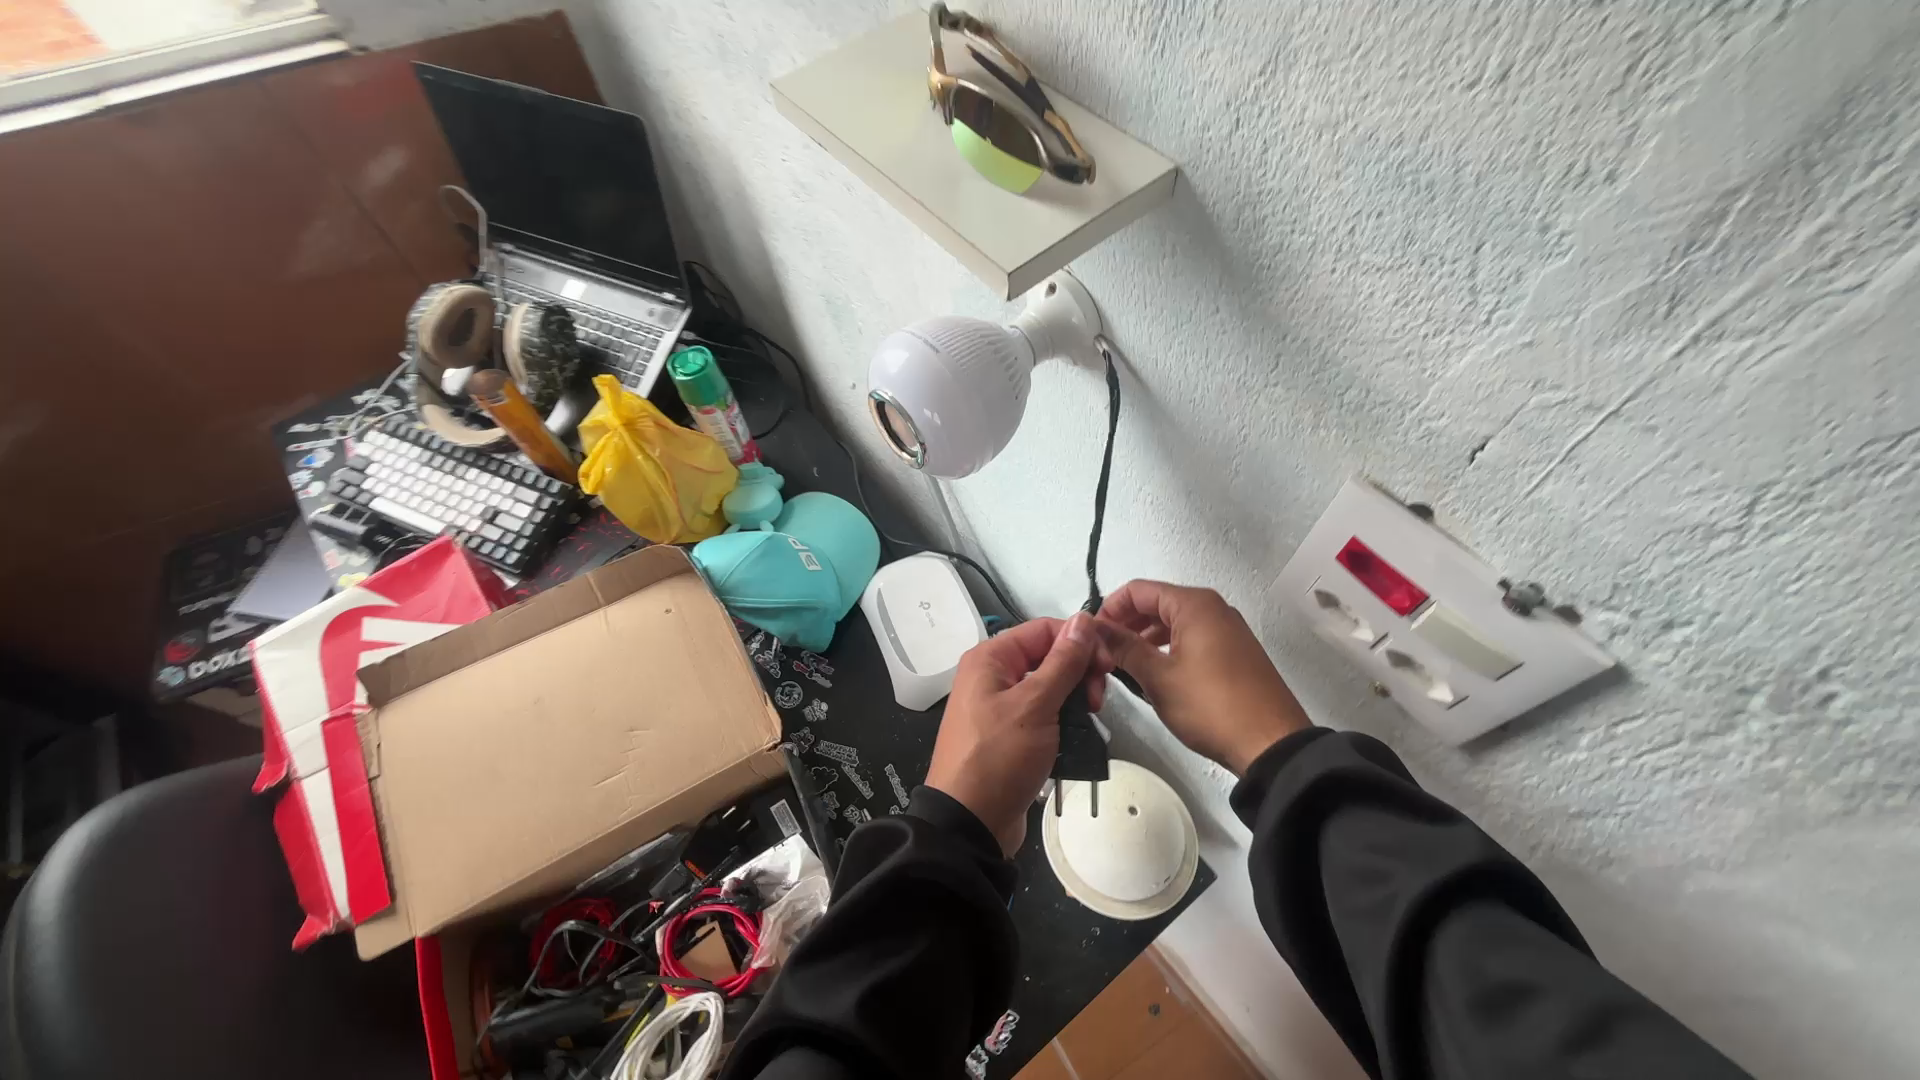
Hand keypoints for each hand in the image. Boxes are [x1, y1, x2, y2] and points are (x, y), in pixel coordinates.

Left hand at [926, 613, 1105, 855]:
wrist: (970, 823)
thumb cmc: (999, 757)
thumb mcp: (1035, 705)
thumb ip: (1063, 662)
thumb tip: (1083, 618)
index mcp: (991, 658)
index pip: (1045, 630)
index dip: (1080, 641)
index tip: (1107, 666)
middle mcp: (993, 676)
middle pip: (1049, 657)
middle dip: (1079, 673)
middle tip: (1097, 701)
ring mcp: (1001, 707)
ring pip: (1050, 688)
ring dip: (1075, 700)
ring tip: (1090, 721)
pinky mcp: (1011, 736)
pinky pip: (1044, 715)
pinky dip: (1063, 722)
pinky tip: (1078, 737)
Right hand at [1094, 580, 1310, 774]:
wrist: (1271, 744)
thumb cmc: (1210, 705)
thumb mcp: (1158, 677)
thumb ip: (1123, 647)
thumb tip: (1094, 628)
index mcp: (1194, 605)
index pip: (1138, 590)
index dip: (1110, 608)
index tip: (1091, 635)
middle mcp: (1213, 608)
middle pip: (1157, 603)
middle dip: (1127, 623)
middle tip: (1103, 652)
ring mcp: (1228, 629)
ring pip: (1174, 622)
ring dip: (1146, 637)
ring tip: (1123, 664)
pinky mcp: (1235, 651)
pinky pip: (1192, 637)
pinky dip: (1169, 647)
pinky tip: (1155, 672)